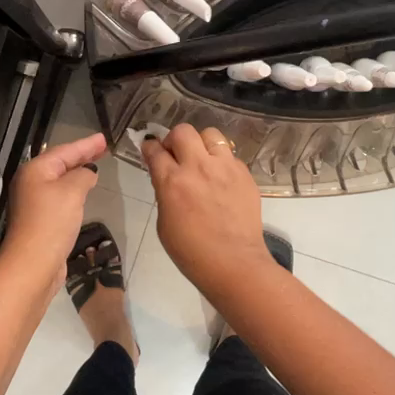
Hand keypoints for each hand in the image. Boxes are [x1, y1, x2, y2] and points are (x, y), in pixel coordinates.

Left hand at [0, 132, 106, 275]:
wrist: (33, 264)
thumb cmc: (51, 223)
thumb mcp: (72, 192)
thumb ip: (83, 176)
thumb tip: (87, 173)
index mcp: (35, 171)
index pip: (64, 151)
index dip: (86, 144)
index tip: (104, 139)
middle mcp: (31, 183)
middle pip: (60, 164)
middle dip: (82, 156)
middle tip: (103, 148)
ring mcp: (33, 202)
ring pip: (60, 181)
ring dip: (77, 173)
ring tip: (95, 165)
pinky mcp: (40, 220)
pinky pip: (60, 197)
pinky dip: (73, 191)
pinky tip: (83, 192)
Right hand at [142, 124, 274, 294]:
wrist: (234, 263)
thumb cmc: (191, 251)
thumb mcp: (164, 223)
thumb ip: (164, 194)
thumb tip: (168, 180)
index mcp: (172, 182)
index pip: (155, 150)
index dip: (149, 147)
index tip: (150, 149)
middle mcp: (198, 167)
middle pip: (182, 131)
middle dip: (174, 139)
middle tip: (175, 153)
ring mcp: (225, 168)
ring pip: (210, 135)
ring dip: (201, 143)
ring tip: (201, 159)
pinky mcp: (244, 174)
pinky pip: (229, 156)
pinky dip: (220, 161)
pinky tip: (220, 179)